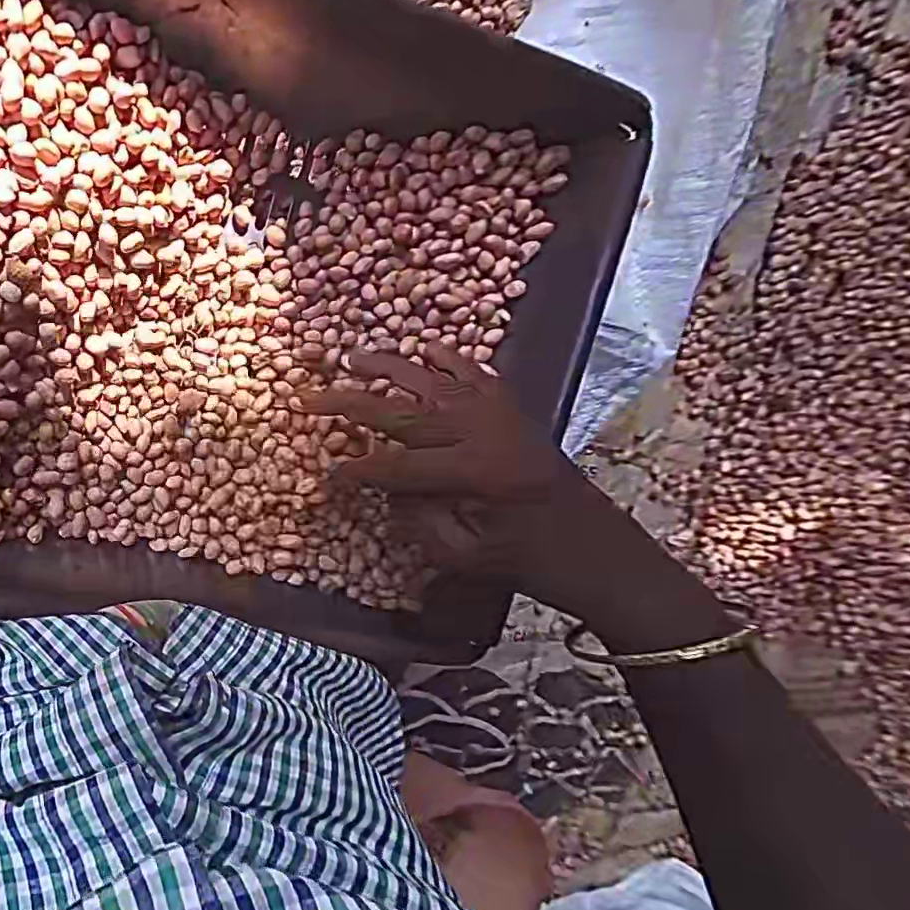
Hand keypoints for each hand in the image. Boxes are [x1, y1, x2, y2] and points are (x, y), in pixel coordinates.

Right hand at [299, 347, 726, 649]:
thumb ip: (414, 518)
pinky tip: (425, 348)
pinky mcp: (514, 411)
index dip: (355, 470)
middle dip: (350, 403)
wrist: (598, 550)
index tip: (327, 474)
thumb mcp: (461, 556)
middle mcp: (485, 433)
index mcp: (474, 474)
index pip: (395, 466)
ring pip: (433, 380)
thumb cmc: (526, 562)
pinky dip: (449, 359)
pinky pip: (476, 374)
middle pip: (403, 410)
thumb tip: (383, 485)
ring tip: (353, 356)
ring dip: (389, 366)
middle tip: (311, 396)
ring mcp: (502, 415)